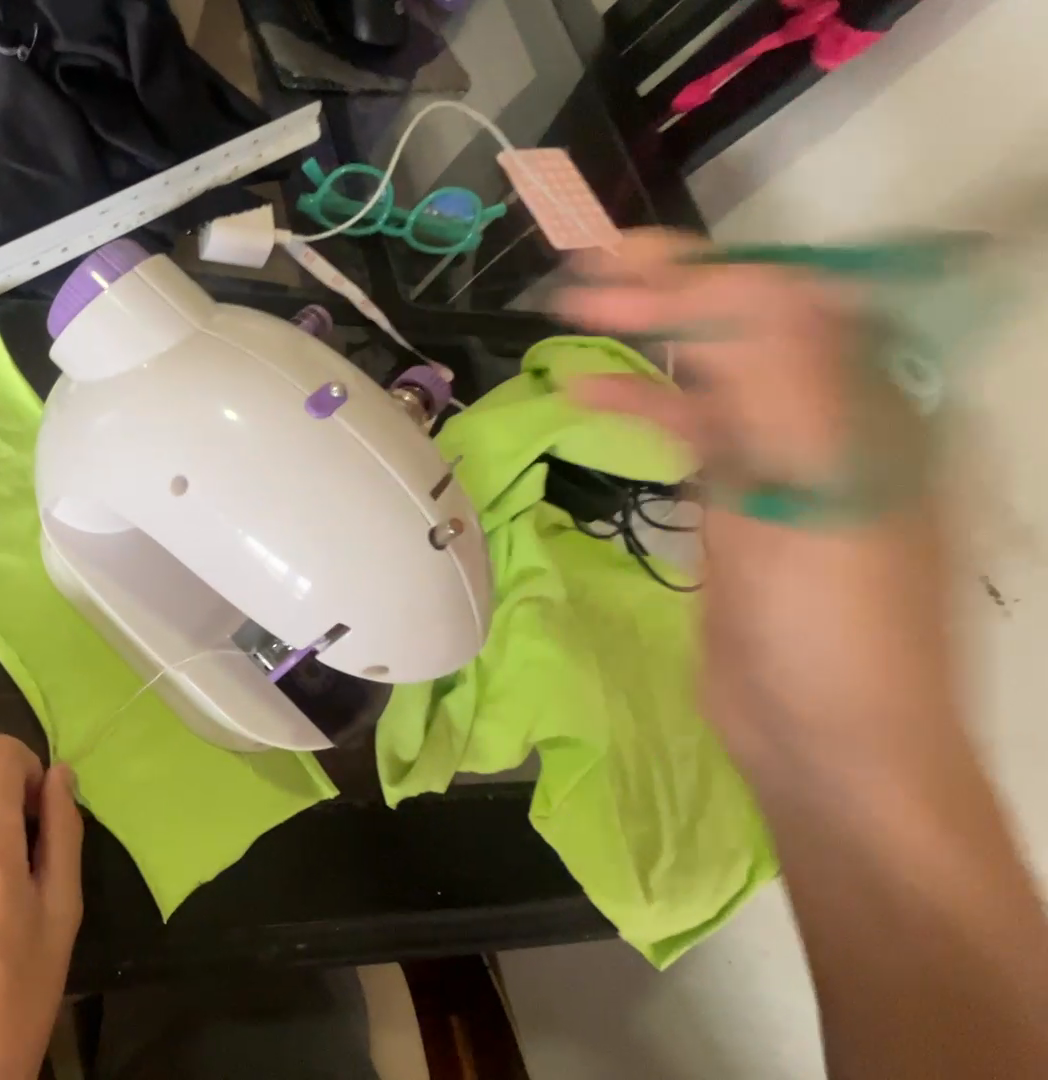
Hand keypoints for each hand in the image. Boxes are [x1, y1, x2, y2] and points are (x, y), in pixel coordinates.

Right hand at [552, 230, 958, 787]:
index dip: (701, 276)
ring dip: (653, 333)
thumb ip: (785, 385)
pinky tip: (586, 390)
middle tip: (584, 272)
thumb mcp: (821, 498)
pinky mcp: (736, 499)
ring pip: (714, 370)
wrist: (824, 736)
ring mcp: (781, 459)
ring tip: (580, 309)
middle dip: (671, 287)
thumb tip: (728, 286)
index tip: (609, 274)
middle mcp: (832, 418)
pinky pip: (689, 428)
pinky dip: (640, 401)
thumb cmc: (834, 627)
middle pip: (753, 324)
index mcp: (869, 408)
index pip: (789, 305)